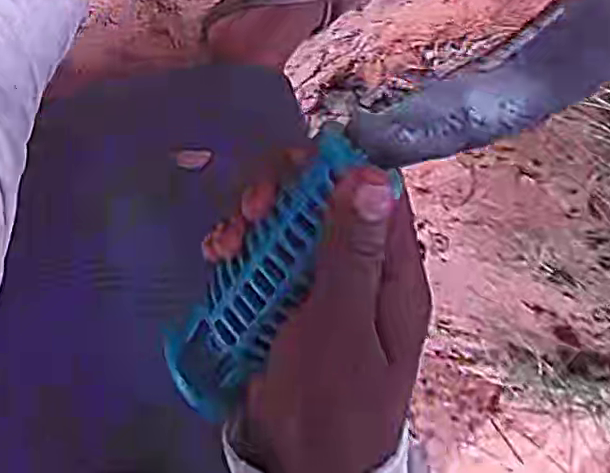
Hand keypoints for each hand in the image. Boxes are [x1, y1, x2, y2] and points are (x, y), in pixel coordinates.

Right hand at [206, 158, 430, 472]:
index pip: (374, 189)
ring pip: (284, 212)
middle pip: (319, 191)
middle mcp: (354, 261)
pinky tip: (220, 255)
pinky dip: (236, 241)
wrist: (295, 465)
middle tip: (254, 208)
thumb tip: (371, 176)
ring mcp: (315, 272)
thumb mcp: (344, 325)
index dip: (336, 166)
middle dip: (280, 190)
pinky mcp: (282, 285)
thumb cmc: (333, 402)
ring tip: (230, 243)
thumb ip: (352, 252)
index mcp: (389, 269)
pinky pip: (259, 242)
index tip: (297, 168)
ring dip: (251, 217)